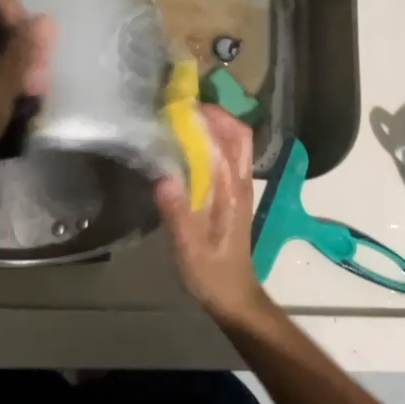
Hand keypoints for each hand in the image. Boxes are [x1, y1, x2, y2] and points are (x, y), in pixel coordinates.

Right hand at [155, 106, 270, 323]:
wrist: (233, 296)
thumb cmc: (213, 274)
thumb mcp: (190, 249)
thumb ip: (178, 214)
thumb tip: (163, 177)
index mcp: (234, 189)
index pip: (233, 140)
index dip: (214, 117)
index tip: (185, 106)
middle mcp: (241, 181)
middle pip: (238, 135)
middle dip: (215, 115)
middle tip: (182, 108)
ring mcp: (238, 186)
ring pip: (234, 144)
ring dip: (213, 126)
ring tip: (180, 121)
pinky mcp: (231, 194)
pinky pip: (226, 157)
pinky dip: (210, 142)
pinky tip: (184, 148)